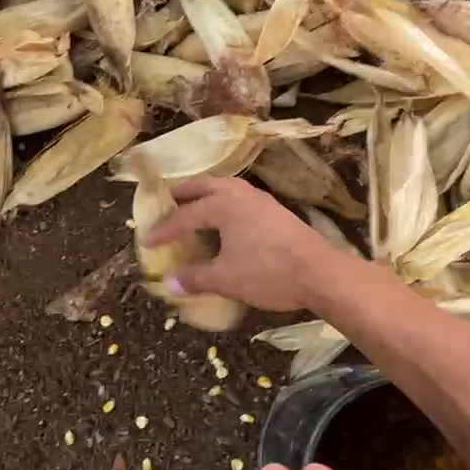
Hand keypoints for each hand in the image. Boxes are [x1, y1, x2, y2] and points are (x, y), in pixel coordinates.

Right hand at [143, 177, 352, 312]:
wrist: (322, 273)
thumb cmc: (268, 272)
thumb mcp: (226, 279)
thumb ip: (195, 278)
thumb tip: (168, 283)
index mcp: (221, 206)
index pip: (184, 216)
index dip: (164, 229)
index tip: (148, 240)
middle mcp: (239, 195)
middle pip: (204, 186)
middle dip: (184, 194)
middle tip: (169, 200)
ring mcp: (261, 200)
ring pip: (226, 188)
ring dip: (208, 193)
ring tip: (198, 204)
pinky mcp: (277, 211)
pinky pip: (241, 197)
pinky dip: (226, 202)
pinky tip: (230, 218)